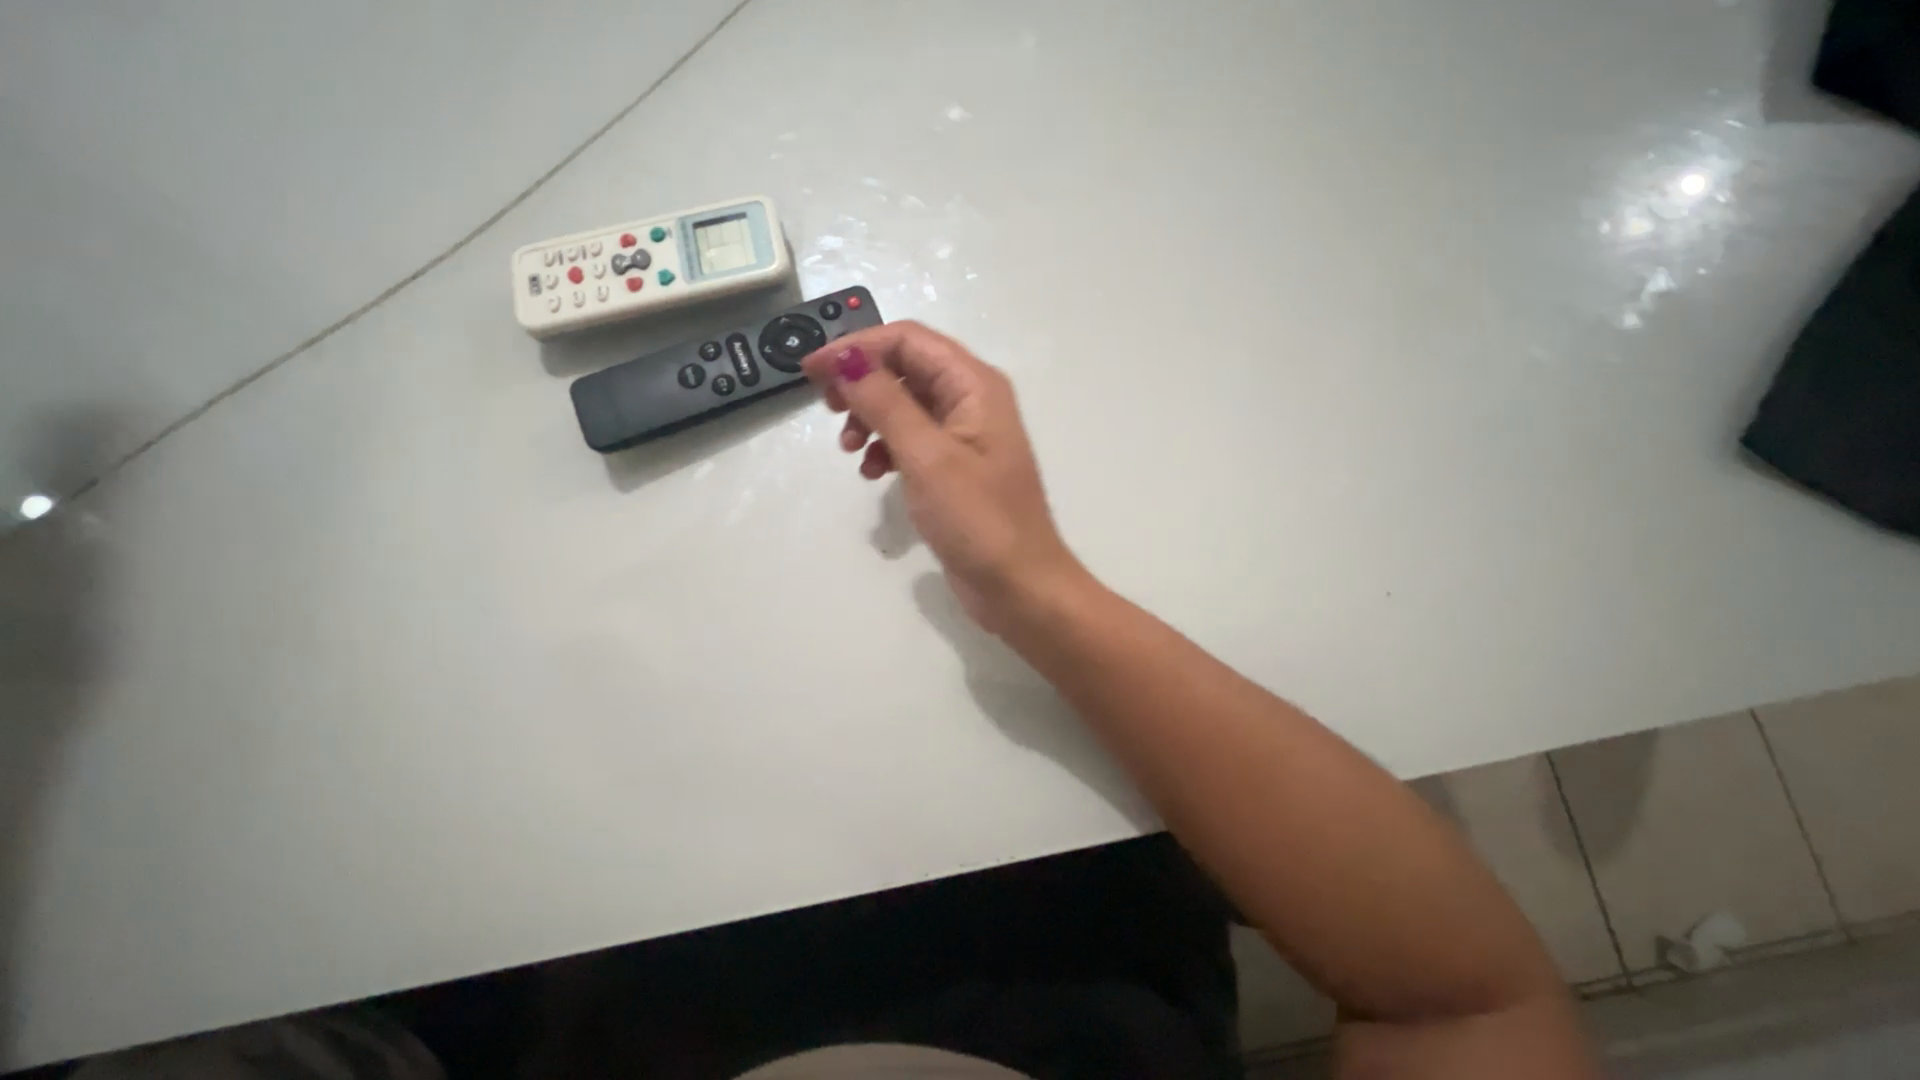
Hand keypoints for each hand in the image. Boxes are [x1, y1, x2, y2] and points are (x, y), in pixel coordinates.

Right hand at [801, 321, 1086, 631]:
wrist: (1019, 586)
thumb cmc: (978, 520)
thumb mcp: (927, 456)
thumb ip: (885, 403)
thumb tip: (845, 358)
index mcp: (974, 385)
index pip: (908, 340)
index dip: (857, 347)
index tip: (811, 372)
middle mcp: (972, 400)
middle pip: (905, 367)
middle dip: (862, 382)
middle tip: (829, 410)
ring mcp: (964, 435)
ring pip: (905, 404)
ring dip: (870, 417)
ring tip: (850, 451)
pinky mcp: (955, 468)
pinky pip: (912, 439)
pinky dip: (886, 447)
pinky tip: (873, 473)